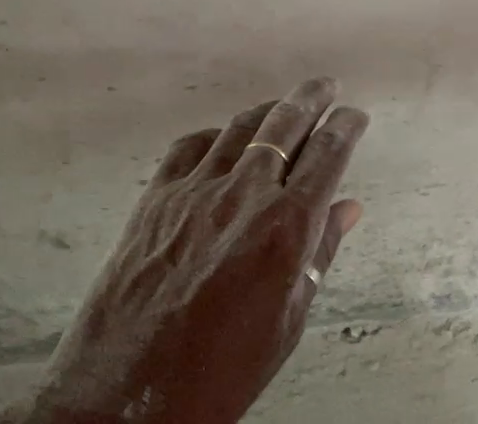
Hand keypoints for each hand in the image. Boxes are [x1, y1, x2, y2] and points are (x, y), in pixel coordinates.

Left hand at [7, 78, 369, 423]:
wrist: (122, 401)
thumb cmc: (218, 371)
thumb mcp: (287, 322)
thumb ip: (319, 255)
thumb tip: (347, 210)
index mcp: (287, 227)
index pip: (329, 153)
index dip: (347, 126)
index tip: (355, 116)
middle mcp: (245, 196)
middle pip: (286, 123)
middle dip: (312, 98)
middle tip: (325, 86)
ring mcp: (195, 193)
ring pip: (240, 127)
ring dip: (268, 110)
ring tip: (283, 104)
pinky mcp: (154, 202)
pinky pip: (189, 148)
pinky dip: (215, 136)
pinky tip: (223, 141)